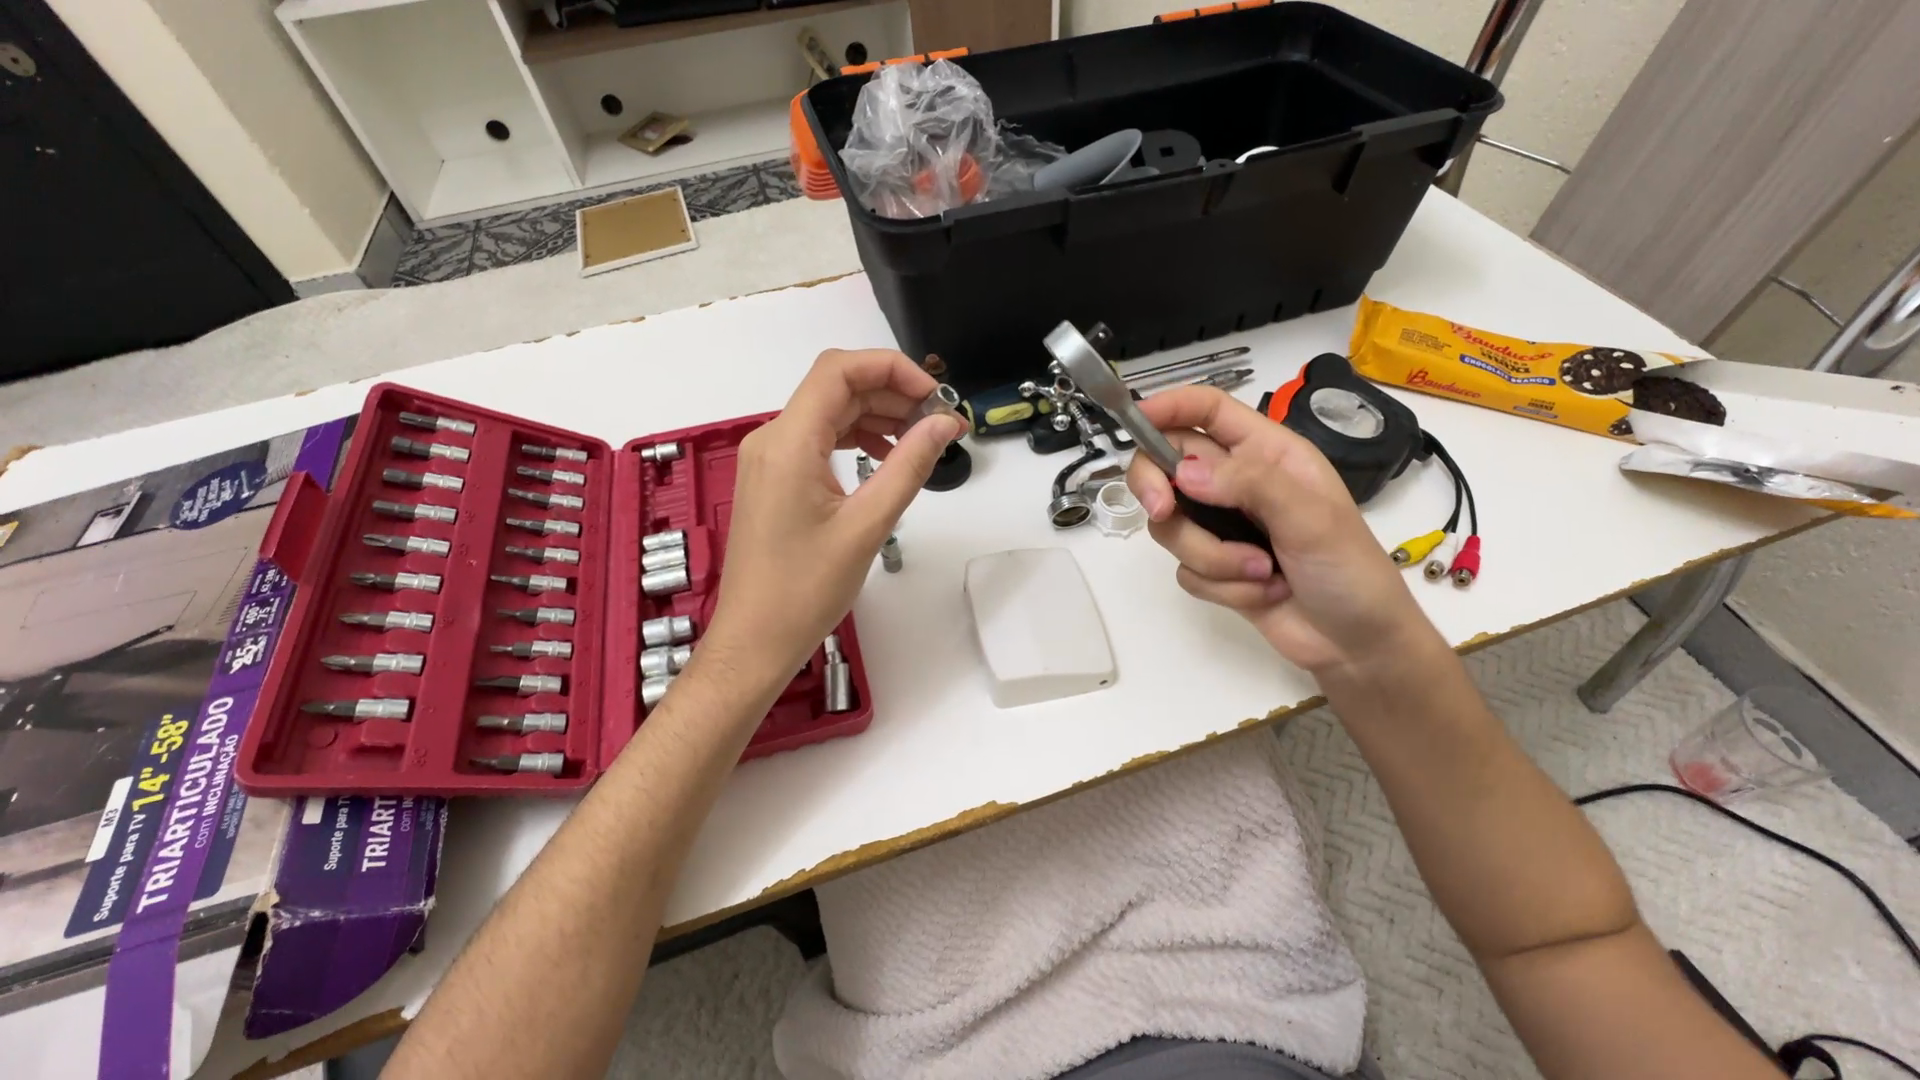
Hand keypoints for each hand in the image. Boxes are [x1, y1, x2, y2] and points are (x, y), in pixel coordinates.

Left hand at [700, 349, 962, 685]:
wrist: (754, 639)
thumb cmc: (805, 590)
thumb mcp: (867, 526)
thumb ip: (908, 467)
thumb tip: (944, 424)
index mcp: (788, 443)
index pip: (839, 371)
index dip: (892, 368)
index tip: (935, 396)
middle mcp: (772, 439)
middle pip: (836, 388)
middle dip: (892, 393)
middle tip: (939, 422)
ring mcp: (769, 459)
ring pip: (829, 413)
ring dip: (877, 416)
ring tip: (921, 440)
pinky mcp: (774, 479)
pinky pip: (819, 440)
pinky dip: (856, 439)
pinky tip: (887, 459)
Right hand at [1125, 386, 1435, 677]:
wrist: (1358, 643)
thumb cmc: (1349, 569)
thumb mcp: (1312, 518)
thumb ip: (1250, 484)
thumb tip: (1184, 473)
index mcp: (1266, 453)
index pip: (1207, 411)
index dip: (1169, 405)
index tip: (1133, 418)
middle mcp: (1237, 483)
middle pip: (1165, 464)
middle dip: (1158, 487)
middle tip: (1164, 509)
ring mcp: (1222, 527)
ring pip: (1171, 525)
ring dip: (1212, 556)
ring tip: (1263, 572)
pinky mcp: (1214, 568)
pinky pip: (1185, 569)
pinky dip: (1221, 586)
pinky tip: (1263, 594)